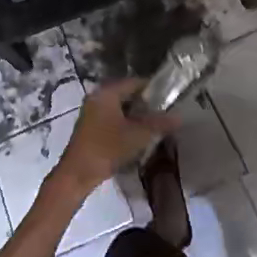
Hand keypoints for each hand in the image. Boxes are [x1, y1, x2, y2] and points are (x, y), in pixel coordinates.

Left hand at [52, 79, 175, 193]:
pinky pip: (112, 117)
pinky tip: (137, 135)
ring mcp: (91, 112)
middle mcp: (97, 97)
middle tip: (164, 112)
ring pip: (119, 107)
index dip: (153, 89)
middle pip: (126, 94)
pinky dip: (125, 123)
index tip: (170, 98)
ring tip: (154, 124)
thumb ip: (159, 124)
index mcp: (107, 93)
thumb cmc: (107, 148)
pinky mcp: (90, 126)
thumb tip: (179, 116)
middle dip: (145, 103)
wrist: (78, 173)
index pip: (134, 82)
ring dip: (135, 115)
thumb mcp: (138, 135)